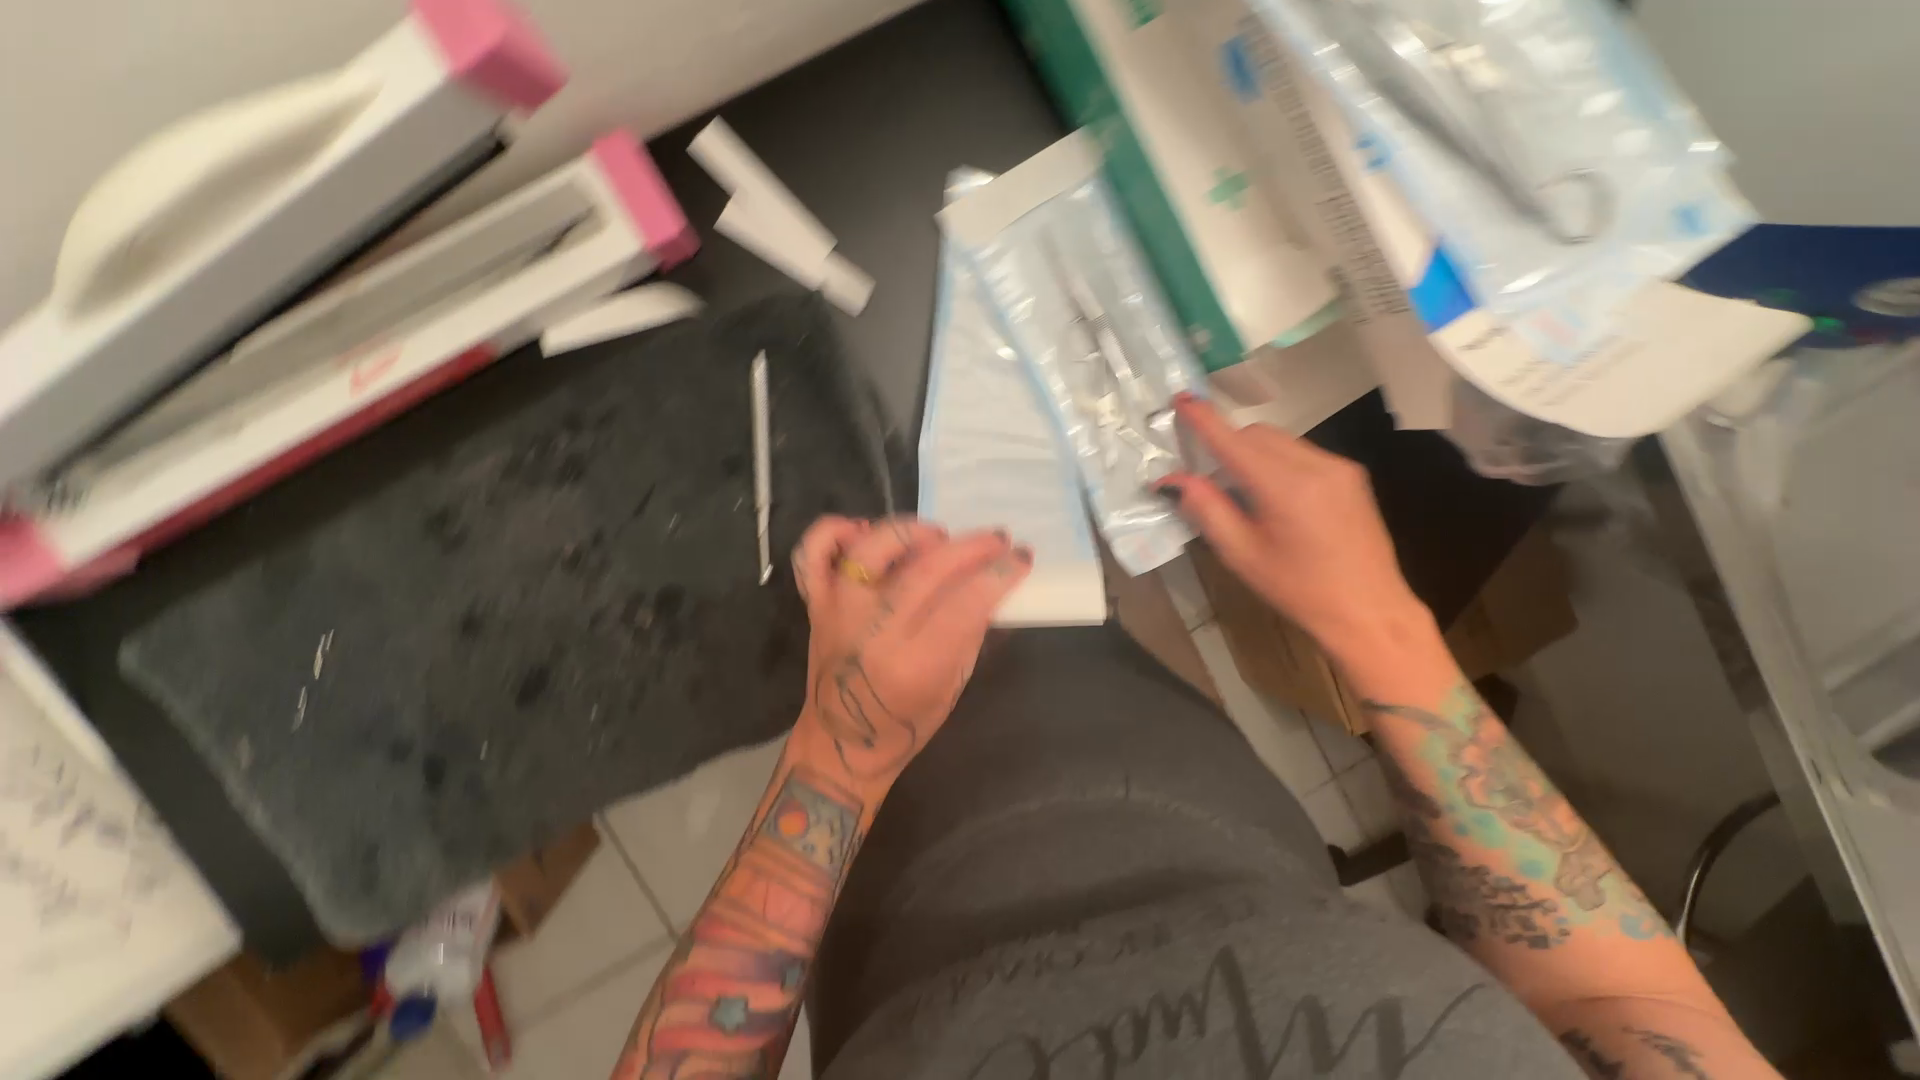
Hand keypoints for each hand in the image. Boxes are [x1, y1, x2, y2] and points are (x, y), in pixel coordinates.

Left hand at [788, 515, 1029, 789]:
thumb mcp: (954, 684)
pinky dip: (836, 530)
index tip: (1021, 558)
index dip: (1000, 573)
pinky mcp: (816, 604)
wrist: (841, 742)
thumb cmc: (906, 722)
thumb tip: (989, 581)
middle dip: (971, 547)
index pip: (965, 603)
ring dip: (912, 531)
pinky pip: (813, 553)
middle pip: (928, 569)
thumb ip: (970, 631)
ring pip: (871, 549)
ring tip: (937, 536)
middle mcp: (872, 633)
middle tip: (997, 540)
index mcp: (914, 665)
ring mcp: (839, 613)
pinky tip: (865, 532)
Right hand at [1156, 395, 1431, 662]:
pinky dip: (1278, 462)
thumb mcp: (1242, 555)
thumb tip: (1172, 480)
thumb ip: (1207, 509)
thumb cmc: (1299, 590)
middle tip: (1207, 476)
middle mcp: (1316, 465)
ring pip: (1280, 440)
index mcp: (1285, 487)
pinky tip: (1275, 498)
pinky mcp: (1351, 475)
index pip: (1233, 441)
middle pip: (1257, 433)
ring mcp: (1339, 467)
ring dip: (1253, 453)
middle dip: (1228, 444)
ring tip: (1243, 492)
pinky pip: (1302, 453)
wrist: (1370, 611)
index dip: (1204, 419)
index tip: (1181, 399)